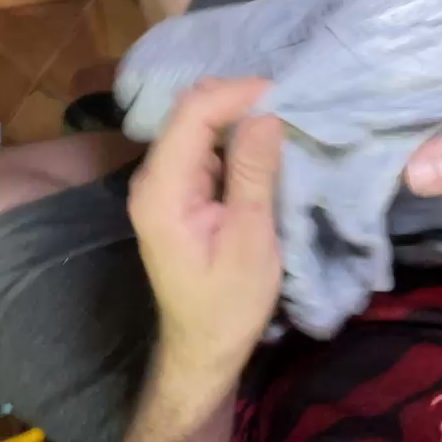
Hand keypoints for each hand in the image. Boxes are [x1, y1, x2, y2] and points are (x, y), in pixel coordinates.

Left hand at [128, 77, 285, 408]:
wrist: (202, 348)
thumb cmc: (228, 304)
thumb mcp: (250, 241)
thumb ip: (254, 175)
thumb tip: (267, 114)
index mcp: (162, 190)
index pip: (192, 114)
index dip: (236, 93)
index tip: (284, 94)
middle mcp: (153, 178)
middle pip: (189, 113)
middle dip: (237, 98)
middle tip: (288, 103)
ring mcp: (162, 184)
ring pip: (196, 125)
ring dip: (236, 115)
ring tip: (281, 117)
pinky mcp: (178, 192)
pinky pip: (202, 145)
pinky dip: (232, 135)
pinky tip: (262, 142)